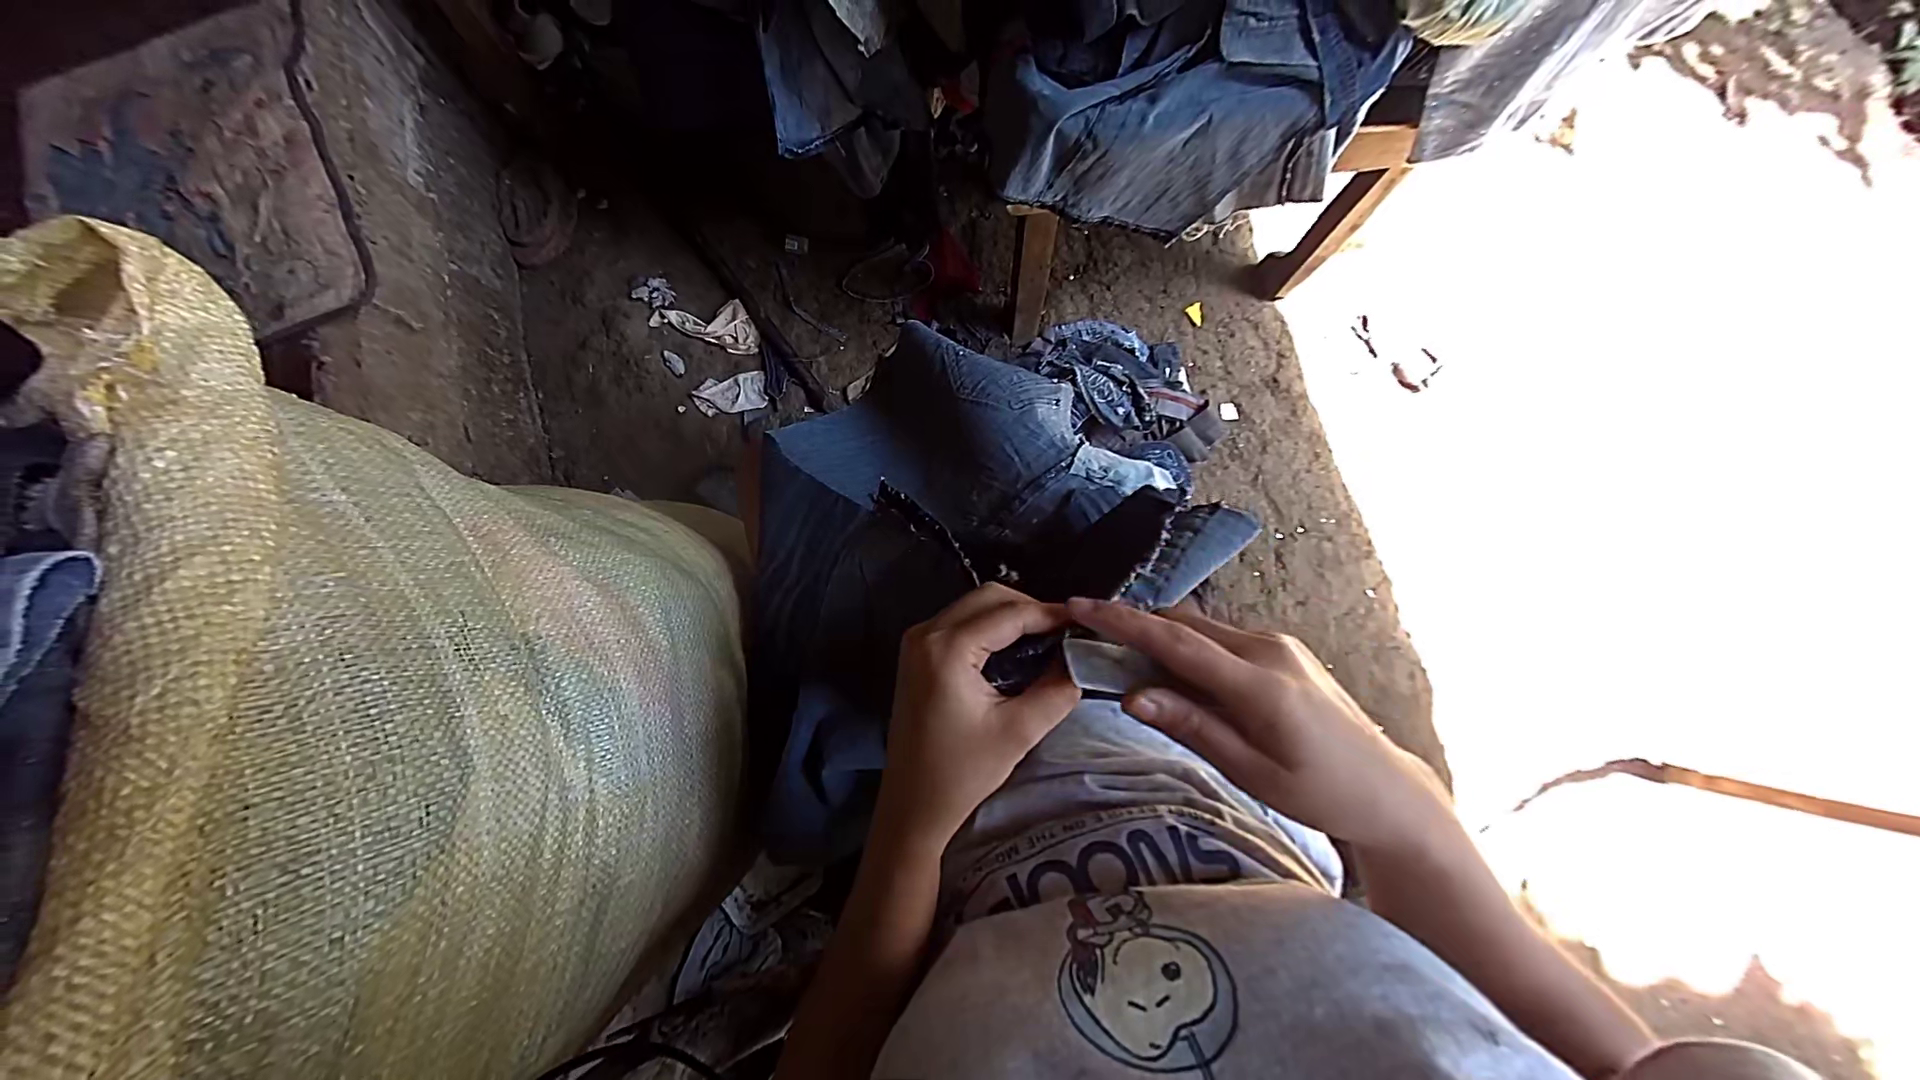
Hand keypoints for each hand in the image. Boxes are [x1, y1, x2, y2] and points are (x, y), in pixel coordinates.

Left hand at [878, 584, 1082, 845]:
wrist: (912, 804)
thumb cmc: (961, 773)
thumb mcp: (1018, 732)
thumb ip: (1057, 690)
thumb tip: (1080, 658)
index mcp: (946, 649)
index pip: (1009, 613)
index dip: (1051, 614)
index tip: (1084, 622)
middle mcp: (926, 633)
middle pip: (989, 597)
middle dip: (1031, 608)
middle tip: (1064, 633)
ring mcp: (917, 641)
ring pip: (975, 606)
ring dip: (1012, 615)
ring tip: (1047, 639)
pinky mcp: (917, 653)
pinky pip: (962, 622)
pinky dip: (992, 627)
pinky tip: (1016, 649)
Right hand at [1066, 597, 1454, 854]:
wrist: (1390, 789)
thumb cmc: (1320, 792)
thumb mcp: (1251, 771)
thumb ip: (1191, 726)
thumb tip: (1130, 694)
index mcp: (1260, 686)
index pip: (1176, 643)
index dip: (1123, 622)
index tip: (1081, 606)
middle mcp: (1268, 650)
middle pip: (1183, 624)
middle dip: (1134, 624)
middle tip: (1090, 635)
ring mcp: (1278, 645)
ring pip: (1200, 627)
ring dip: (1160, 636)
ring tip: (1124, 657)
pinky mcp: (1281, 649)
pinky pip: (1219, 636)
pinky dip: (1186, 646)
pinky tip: (1174, 671)